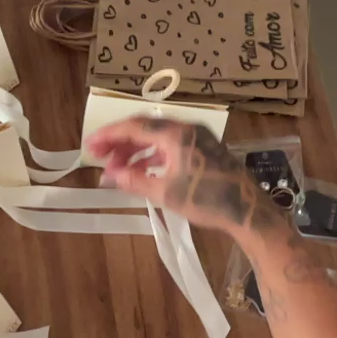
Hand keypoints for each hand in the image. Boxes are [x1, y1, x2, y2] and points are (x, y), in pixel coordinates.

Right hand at [85, 117, 289, 237]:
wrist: (246, 210)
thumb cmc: (207, 200)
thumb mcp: (166, 193)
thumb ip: (136, 181)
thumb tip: (110, 175)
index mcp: (176, 134)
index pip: (135, 127)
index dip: (109, 135)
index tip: (90, 145)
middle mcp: (187, 129)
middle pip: (145, 129)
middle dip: (120, 143)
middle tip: (99, 157)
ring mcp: (197, 138)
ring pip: (157, 138)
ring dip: (135, 151)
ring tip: (117, 168)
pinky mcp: (203, 150)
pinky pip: (170, 146)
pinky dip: (152, 156)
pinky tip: (141, 170)